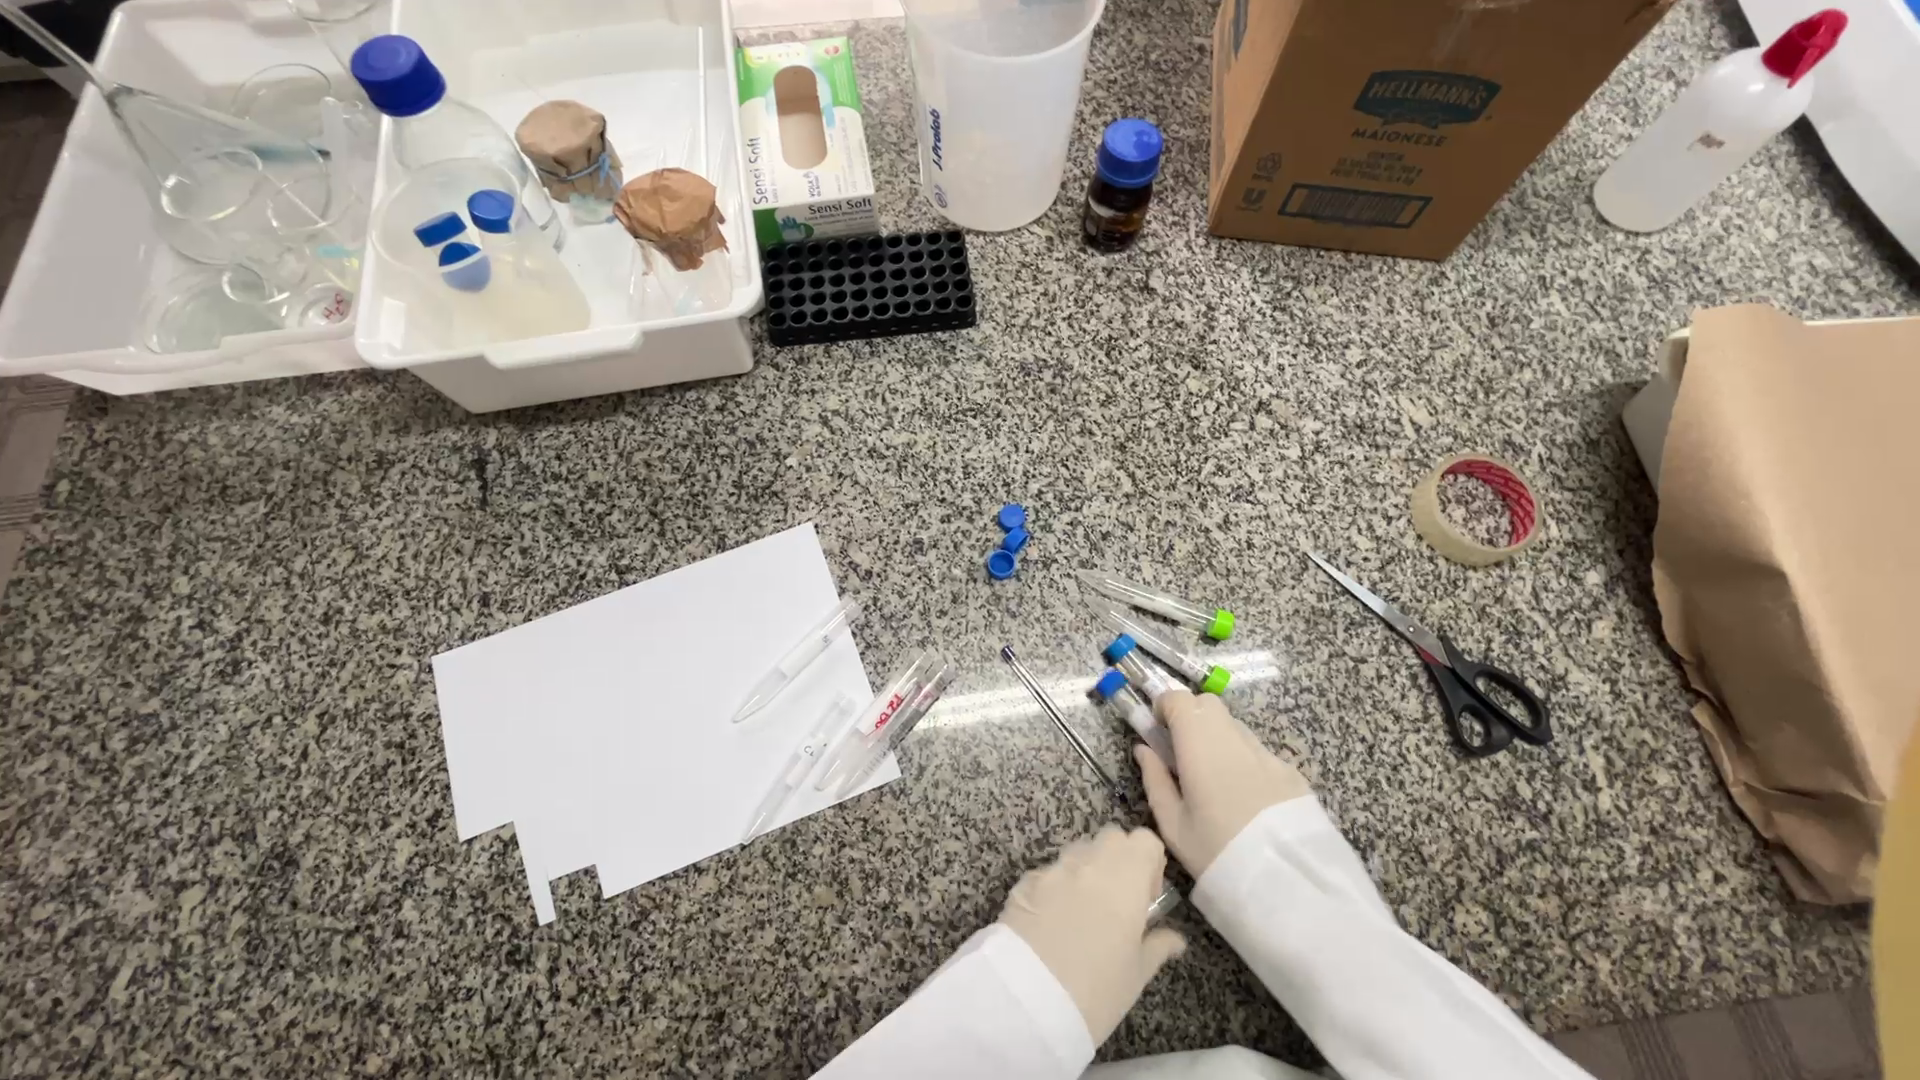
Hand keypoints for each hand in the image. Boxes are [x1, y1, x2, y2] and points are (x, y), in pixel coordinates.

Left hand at [998, 826, 1186, 1045]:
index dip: (1150, 863)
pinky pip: (1048, 874)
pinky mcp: (1024, 883)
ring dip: (1086, 872)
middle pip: (1110, 838)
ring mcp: (1053, 869)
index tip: (1146, 897)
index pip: (1145, 840)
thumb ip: (1158, 946)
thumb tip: (1176, 939)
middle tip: (1118, 903)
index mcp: (1124, 878)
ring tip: (1083, 915)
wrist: (1028, 1001)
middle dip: (1118, 861)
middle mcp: (1088, 862)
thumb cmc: (1096, 990)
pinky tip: (1052, 924)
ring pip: (1077, 852)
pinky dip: (1056, 888)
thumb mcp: (1136, 974)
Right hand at [1136, 691, 1312, 877]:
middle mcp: (1235, 738)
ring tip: (1212, 779)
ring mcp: (1266, 753)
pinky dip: (1242, 759)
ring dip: (1216, 738)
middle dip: (1189, 717)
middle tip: (1180, 753)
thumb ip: (1154, 779)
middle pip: (1208, 705)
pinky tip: (1243, 797)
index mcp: (1201, 745)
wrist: (1286, 880)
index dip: (1164, 707)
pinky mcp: (1290, 771)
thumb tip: (1143, 749)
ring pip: (1234, 727)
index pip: (1179, 699)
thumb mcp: (1172, 824)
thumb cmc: (1217, 851)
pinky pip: (1257, 751)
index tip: (1157, 731)